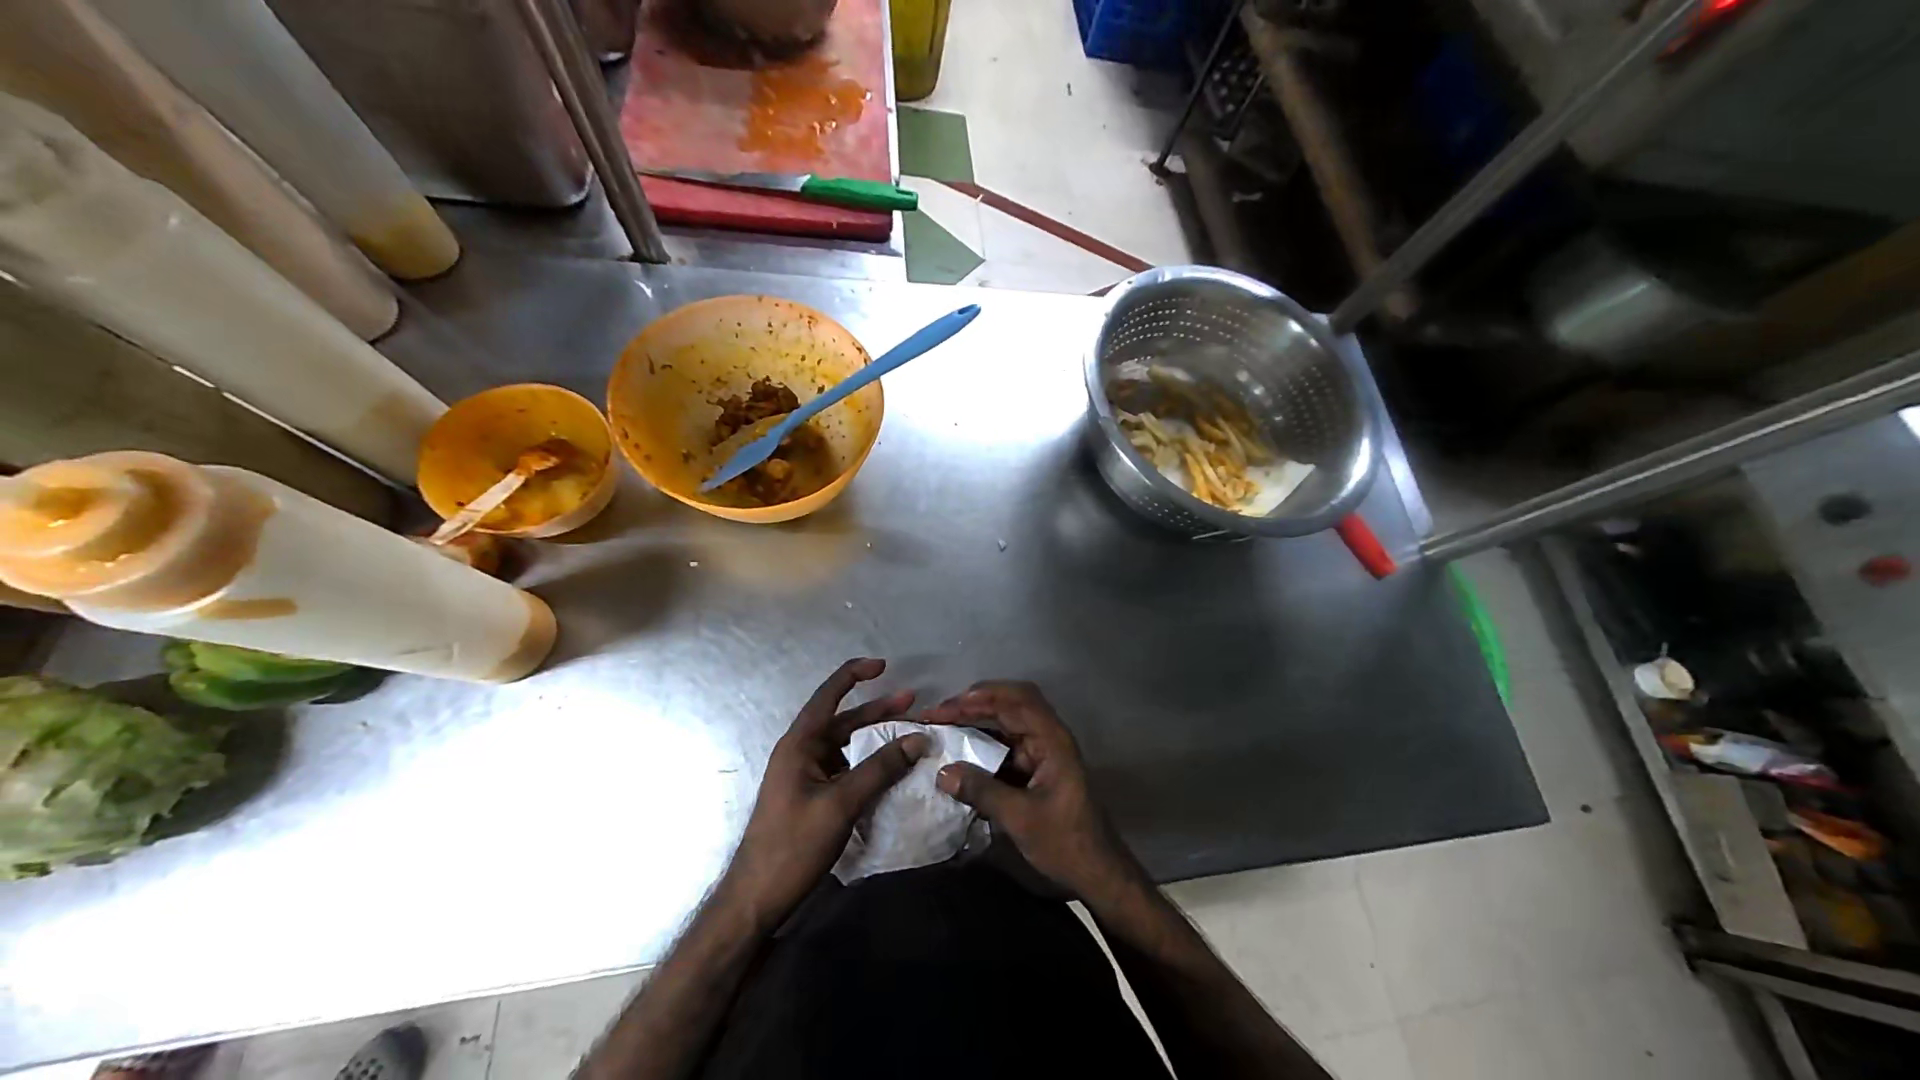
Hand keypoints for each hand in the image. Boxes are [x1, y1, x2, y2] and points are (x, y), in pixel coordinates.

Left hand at [721, 659, 928, 925]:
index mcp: (799, 743)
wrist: (757, 897)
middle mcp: (800, 752)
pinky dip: (867, 764)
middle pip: (842, 720)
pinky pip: (844, 769)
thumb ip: (880, 769)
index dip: (854, 675)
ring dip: (875, 739)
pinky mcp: (811, 796)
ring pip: (845, 746)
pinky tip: (891, 771)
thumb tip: (918, 739)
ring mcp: (805, 775)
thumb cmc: (794, 844)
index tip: (883, 666)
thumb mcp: (842, 803)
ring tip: (908, 736)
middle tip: (913, 703)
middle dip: (877, 710)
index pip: (828, 695)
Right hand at [924, 681, 1144, 904]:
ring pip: (1005, 727)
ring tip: (941, 729)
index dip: (984, 695)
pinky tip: (959, 756)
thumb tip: (942, 772)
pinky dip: (982, 748)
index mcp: (1053, 740)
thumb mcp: (1020, 817)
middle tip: (937, 714)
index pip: (1018, 700)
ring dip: (975, 725)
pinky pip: (1005, 749)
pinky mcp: (1035, 772)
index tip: (950, 706)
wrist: (1098, 873)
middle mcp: (1048, 739)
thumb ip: (981, 791)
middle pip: (1010, 706)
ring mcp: (1042, 754)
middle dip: (973, 705)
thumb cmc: (1066, 841)